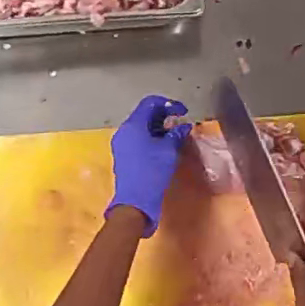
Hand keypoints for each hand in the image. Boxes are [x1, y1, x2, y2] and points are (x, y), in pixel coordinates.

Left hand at [107, 95, 191, 236]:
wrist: (135, 202)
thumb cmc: (152, 172)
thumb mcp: (168, 150)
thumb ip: (176, 134)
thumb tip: (183, 126)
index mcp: (133, 125)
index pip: (150, 103)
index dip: (168, 104)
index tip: (182, 112)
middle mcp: (124, 131)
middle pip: (144, 114)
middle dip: (163, 116)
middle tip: (179, 124)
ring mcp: (121, 144)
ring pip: (141, 128)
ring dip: (158, 128)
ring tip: (174, 136)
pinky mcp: (123, 156)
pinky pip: (137, 140)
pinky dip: (150, 138)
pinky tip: (163, 147)